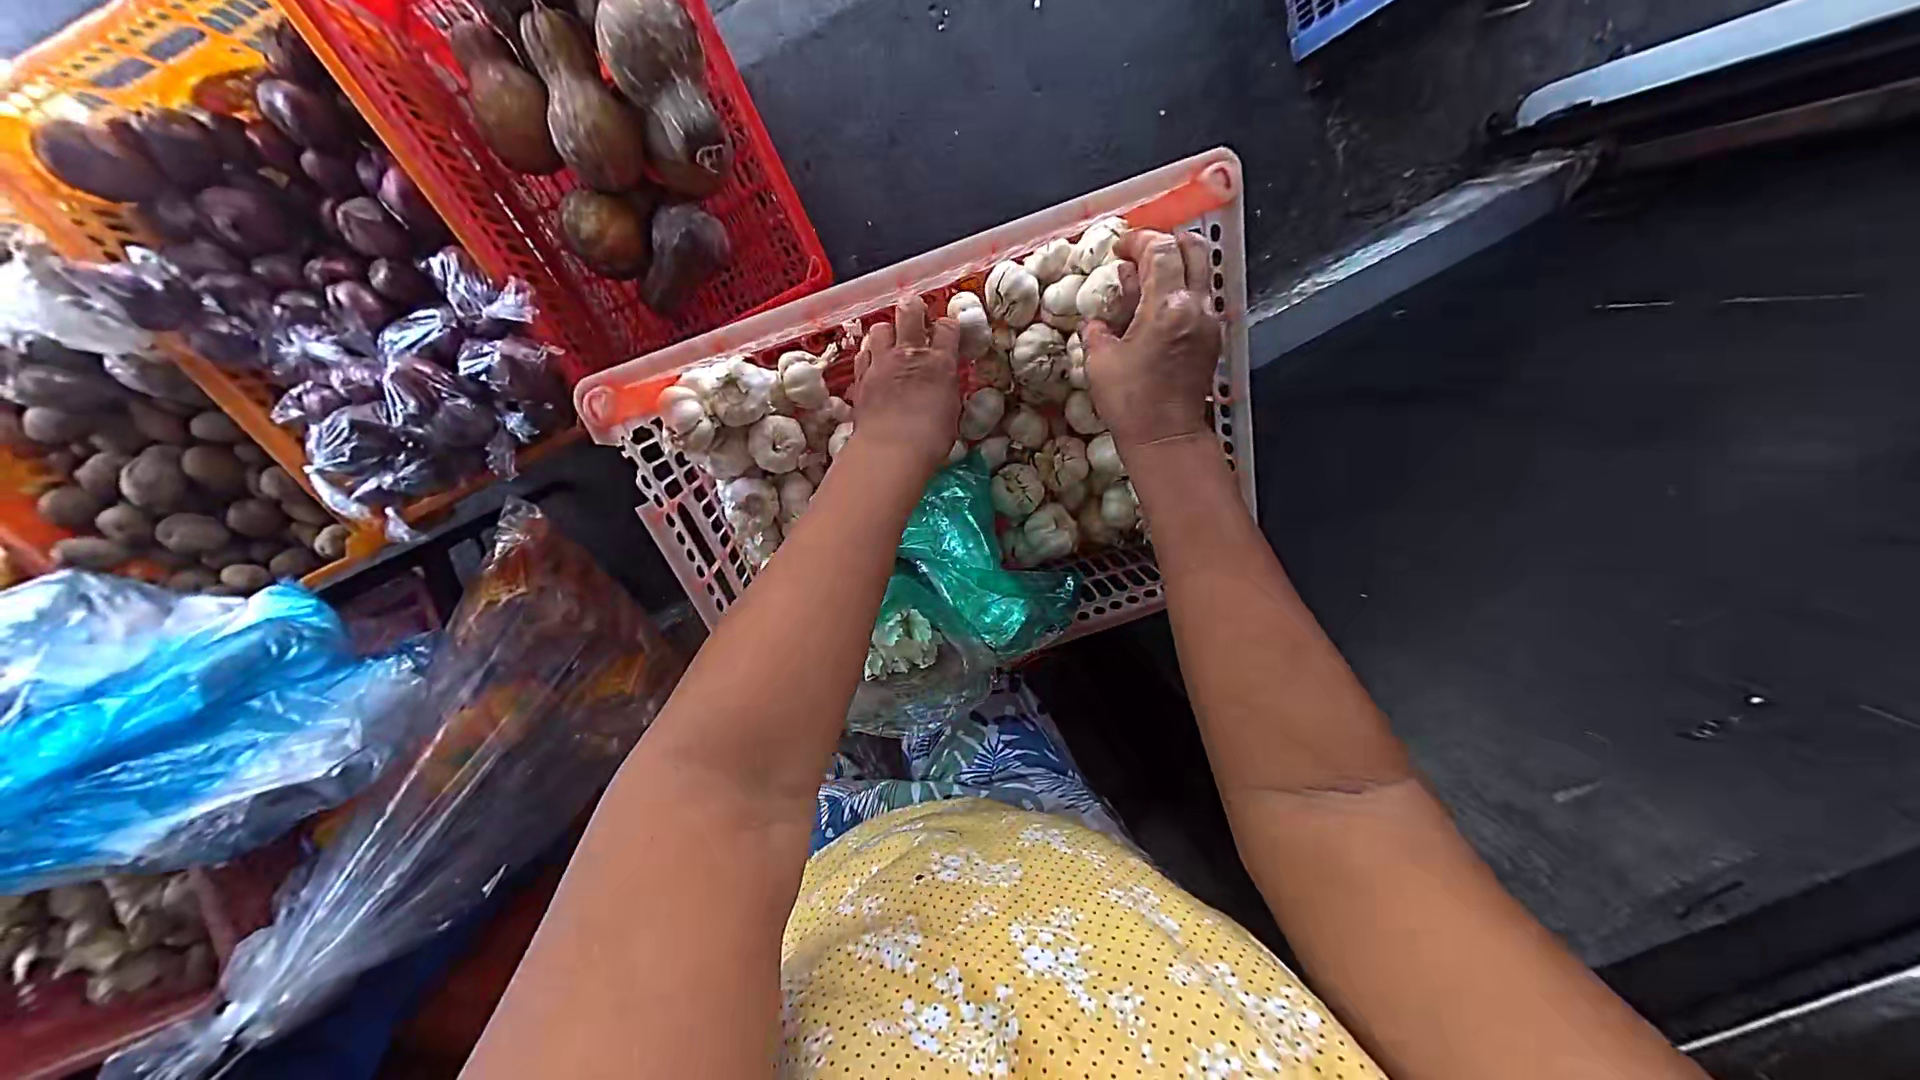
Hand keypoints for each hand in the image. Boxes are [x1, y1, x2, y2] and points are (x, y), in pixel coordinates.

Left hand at [851, 296, 960, 474]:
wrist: (891, 450)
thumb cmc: (931, 439)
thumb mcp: (951, 410)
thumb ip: (946, 388)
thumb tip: (944, 383)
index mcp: (939, 362)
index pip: (947, 327)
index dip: (948, 327)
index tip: (947, 333)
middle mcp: (910, 354)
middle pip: (910, 311)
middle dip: (914, 309)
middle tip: (917, 317)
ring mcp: (882, 362)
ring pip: (881, 327)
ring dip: (888, 332)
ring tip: (892, 343)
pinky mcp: (861, 376)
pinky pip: (863, 353)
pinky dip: (870, 355)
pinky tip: (874, 364)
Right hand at [1082, 229, 1222, 450]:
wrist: (1165, 438)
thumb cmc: (1130, 402)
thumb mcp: (1100, 361)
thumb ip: (1097, 329)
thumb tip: (1097, 319)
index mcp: (1167, 307)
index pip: (1161, 250)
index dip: (1139, 240)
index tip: (1121, 248)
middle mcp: (1196, 308)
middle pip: (1193, 250)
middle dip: (1166, 243)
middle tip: (1140, 255)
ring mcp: (1209, 324)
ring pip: (1199, 275)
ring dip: (1174, 269)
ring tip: (1145, 285)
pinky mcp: (1211, 341)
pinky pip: (1199, 301)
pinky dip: (1179, 294)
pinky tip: (1156, 313)